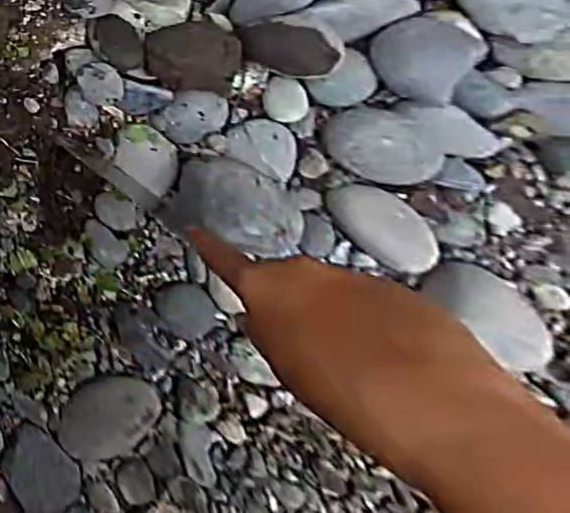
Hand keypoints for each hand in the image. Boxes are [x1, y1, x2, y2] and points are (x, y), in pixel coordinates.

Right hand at [190, 230, 569, 512]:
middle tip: (313, 344)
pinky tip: (404, 363)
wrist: (448, 413)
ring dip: (348, 319)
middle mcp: (306, 272)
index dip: (207, 245)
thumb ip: (268, 328)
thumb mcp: (284, 364)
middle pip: (292, 280)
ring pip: (342, 295)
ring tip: (366, 364)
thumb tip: (270, 319)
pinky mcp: (412, 297)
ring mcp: (361, 281)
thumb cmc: (350, 393)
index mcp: (263, 285)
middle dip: (300, 303)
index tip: (196, 231)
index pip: (222, 258)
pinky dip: (390, 329)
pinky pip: (387, 308)